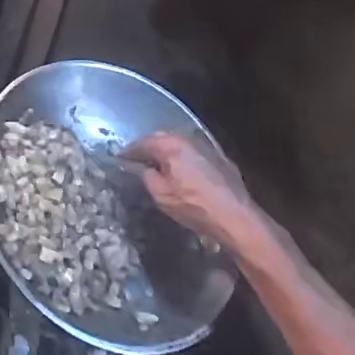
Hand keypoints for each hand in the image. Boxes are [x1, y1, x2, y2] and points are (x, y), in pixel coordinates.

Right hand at [124, 131, 258, 246]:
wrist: (235, 217)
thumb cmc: (193, 205)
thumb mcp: (161, 194)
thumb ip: (147, 176)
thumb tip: (144, 168)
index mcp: (171, 145)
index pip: (143, 142)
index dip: (129, 151)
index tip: (119, 158)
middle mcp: (189, 139)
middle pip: (162, 138)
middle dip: (149, 146)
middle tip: (138, 158)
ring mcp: (207, 147)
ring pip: (181, 144)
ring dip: (168, 151)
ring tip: (159, 164)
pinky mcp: (221, 160)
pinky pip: (195, 154)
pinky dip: (185, 159)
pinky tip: (185, 172)